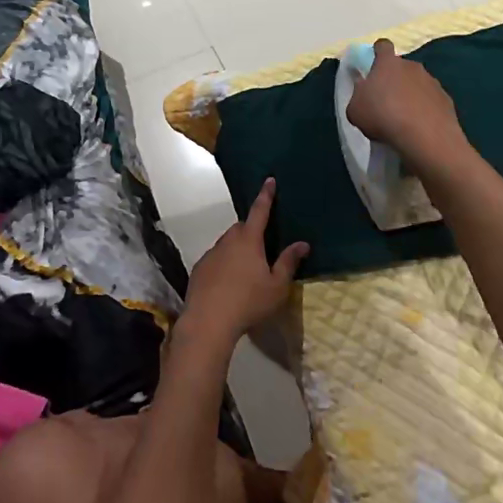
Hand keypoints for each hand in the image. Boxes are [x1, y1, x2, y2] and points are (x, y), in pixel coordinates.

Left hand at [183, 179, 307, 340]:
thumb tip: (302, 243)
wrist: (208, 322)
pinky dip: (224, 263)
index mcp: (249, 240)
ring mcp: (210, 254)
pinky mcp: (199, 269)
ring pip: (227, 244)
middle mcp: (228, 241)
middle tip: (263, 245)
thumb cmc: (248, 302)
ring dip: (237, 249)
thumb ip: (288, 262)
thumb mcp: (277, 285)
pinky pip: (216, 258)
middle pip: (242, 227)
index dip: (266, 195)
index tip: (269, 180)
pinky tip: (229, 282)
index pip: (260, 210)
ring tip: (247, 269)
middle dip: (252, 230)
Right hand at [345, 39, 467, 168]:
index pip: (383, 46)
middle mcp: (412, 66)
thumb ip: (358, 95)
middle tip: (387, 99)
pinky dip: (426, 108)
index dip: (378, 53)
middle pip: (402, 66)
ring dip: (412, 94)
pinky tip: (420, 124)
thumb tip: (364, 91)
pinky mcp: (446, 98)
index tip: (374, 65)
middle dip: (395, 78)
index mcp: (387, 63)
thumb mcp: (355, 110)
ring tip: (405, 116)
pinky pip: (431, 99)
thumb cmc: (382, 116)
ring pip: (418, 82)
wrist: (424, 136)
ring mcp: (432, 81)